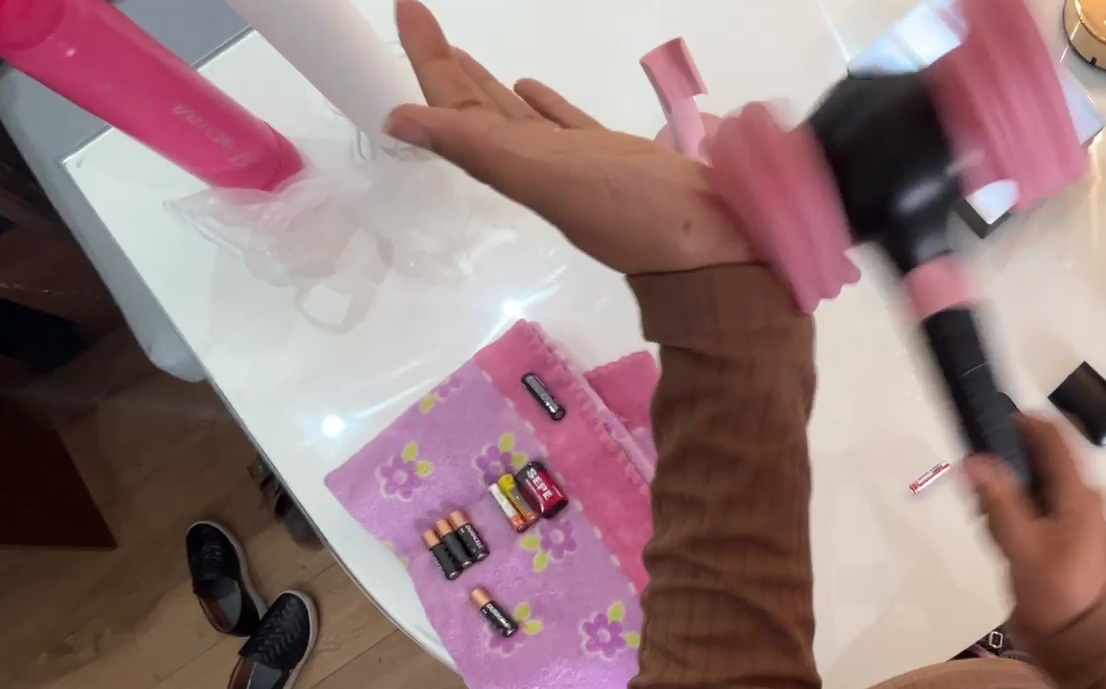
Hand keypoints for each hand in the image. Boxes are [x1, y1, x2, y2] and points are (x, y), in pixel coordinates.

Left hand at [385, 1, 752, 275]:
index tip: (410, 11)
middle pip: (482, 115)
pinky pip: (568, 124)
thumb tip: (397, 121)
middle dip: (450, 73)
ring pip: (521, 119)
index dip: (430, 66)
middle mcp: (543, 166)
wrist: (708, 249)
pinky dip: (547, 104)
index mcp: (520, 169)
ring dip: (491, 89)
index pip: (459, 114)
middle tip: (425, 24)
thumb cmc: (634, 215)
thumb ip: (479, 148)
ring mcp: (580, 163)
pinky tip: (532, 86)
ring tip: (466, 58)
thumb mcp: (549, 180)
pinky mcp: (616, 158)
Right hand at [964, 415, 1105, 640]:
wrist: (1082, 640)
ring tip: (985, 516)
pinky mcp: (1070, 534)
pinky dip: (1017, 511)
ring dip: (1009, 493)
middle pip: (1042, 462)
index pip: (1055, 437)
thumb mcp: (1020, 546)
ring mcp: (1080, 516)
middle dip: (1007, 467)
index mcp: (1080, 494)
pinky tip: (999, 532)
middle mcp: (1085, 498)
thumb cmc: (1055, 592)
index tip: (991, 418)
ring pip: (1038, 486)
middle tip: (978, 486)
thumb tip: (973, 461)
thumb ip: (997, 501)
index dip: (1025, 421)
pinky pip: (1040, 507)